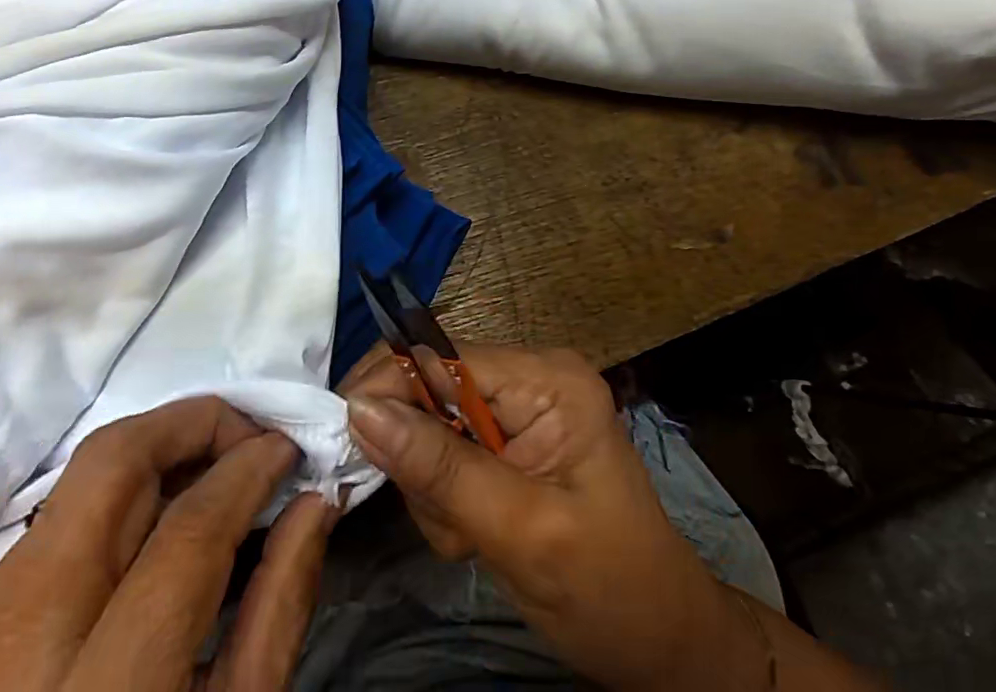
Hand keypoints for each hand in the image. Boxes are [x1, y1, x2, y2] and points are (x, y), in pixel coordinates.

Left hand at [0, 397, 338, 691]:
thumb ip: (280, 601)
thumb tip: (316, 498)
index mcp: (106, 690)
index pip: (184, 533)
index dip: (248, 471)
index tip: (289, 449)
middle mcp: (22, 641)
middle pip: (110, 465)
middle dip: (197, 423)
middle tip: (255, 438)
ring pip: (81, 475)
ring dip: (165, 446)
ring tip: (224, 468)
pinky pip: (64, 512)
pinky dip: (132, 485)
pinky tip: (174, 510)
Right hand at [343, 344, 875, 690]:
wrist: (656, 638)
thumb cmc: (608, 585)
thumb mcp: (523, 530)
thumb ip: (442, 469)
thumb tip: (360, 410)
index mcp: (550, 379)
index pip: (446, 358)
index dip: (388, 387)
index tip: (339, 435)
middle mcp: (533, 380)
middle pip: (431, 391)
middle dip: (423, 461)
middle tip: (450, 522)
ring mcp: (520, 413)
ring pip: (429, 431)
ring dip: (434, 492)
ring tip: (473, 538)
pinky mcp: (507, 447)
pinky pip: (444, 459)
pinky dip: (444, 503)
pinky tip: (477, 537)